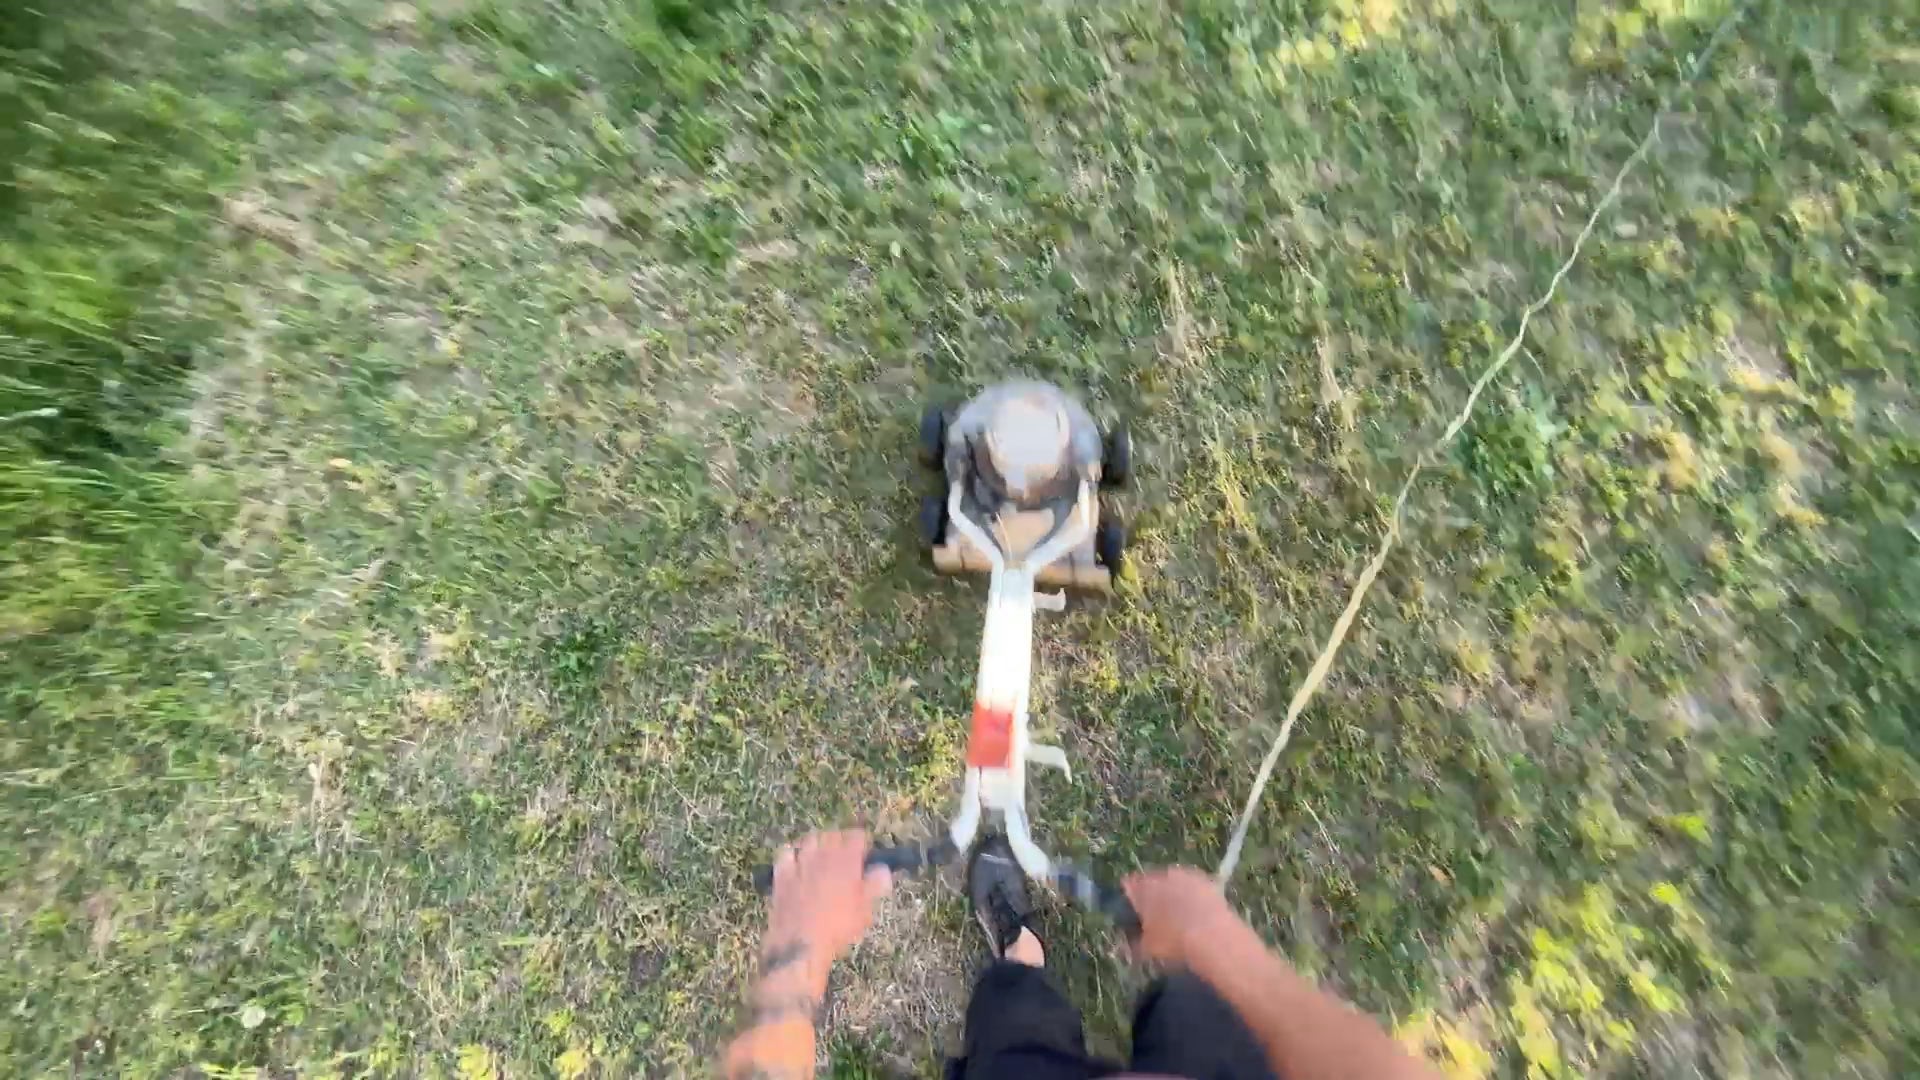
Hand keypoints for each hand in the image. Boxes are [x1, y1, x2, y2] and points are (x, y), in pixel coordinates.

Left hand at [763, 830, 892, 970]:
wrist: (801, 944)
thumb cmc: (838, 928)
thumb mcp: (864, 910)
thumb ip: (875, 885)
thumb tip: (883, 869)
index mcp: (847, 860)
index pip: (857, 836)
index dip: (861, 842)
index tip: (863, 854)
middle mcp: (824, 854)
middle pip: (833, 834)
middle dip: (840, 841)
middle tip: (843, 856)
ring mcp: (802, 861)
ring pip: (811, 839)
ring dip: (818, 844)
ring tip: (821, 856)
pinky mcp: (783, 873)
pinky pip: (787, 853)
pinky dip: (792, 854)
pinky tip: (796, 862)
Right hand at [1123, 865, 1245, 968]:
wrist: (1215, 939)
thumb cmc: (1174, 943)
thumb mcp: (1148, 949)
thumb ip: (1135, 941)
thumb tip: (1131, 941)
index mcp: (1142, 888)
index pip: (1128, 886)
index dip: (1130, 900)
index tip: (1135, 915)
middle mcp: (1161, 874)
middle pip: (1152, 882)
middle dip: (1154, 896)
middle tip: (1158, 919)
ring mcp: (1185, 874)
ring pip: (1174, 882)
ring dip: (1174, 894)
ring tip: (1181, 918)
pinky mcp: (1206, 880)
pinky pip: (1193, 886)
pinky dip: (1193, 897)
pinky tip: (1199, 915)